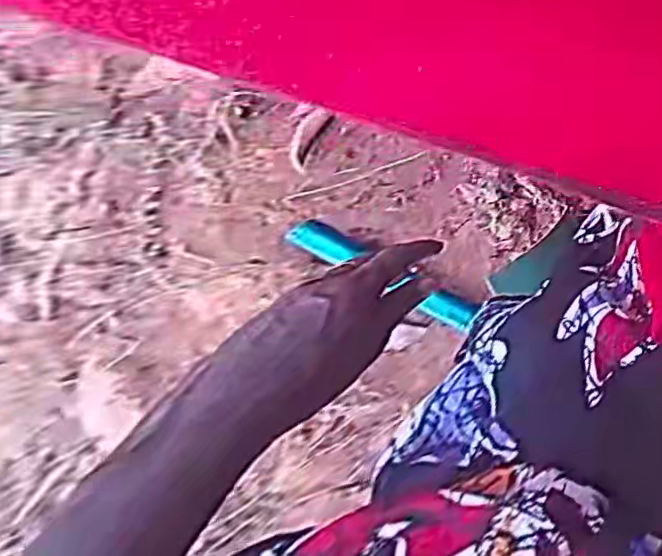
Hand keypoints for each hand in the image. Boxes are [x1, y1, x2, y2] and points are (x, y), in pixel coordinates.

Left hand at [177, 240, 442, 439]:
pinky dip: (332, 303)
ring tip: (371, 308)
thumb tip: (425, 283)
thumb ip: (399, 308)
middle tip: (408, 275)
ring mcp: (291, 300)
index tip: (433, 250)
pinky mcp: (268, 318)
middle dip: (389, 266)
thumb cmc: (304, 382)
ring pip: (336, 283)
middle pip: (364, 264)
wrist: (227, 411)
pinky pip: (311, 300)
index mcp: (353, 288)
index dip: (419, 250)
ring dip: (359, 287)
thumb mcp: (368, 344)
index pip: (396, 256)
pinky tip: (330, 330)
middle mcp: (322, 285)